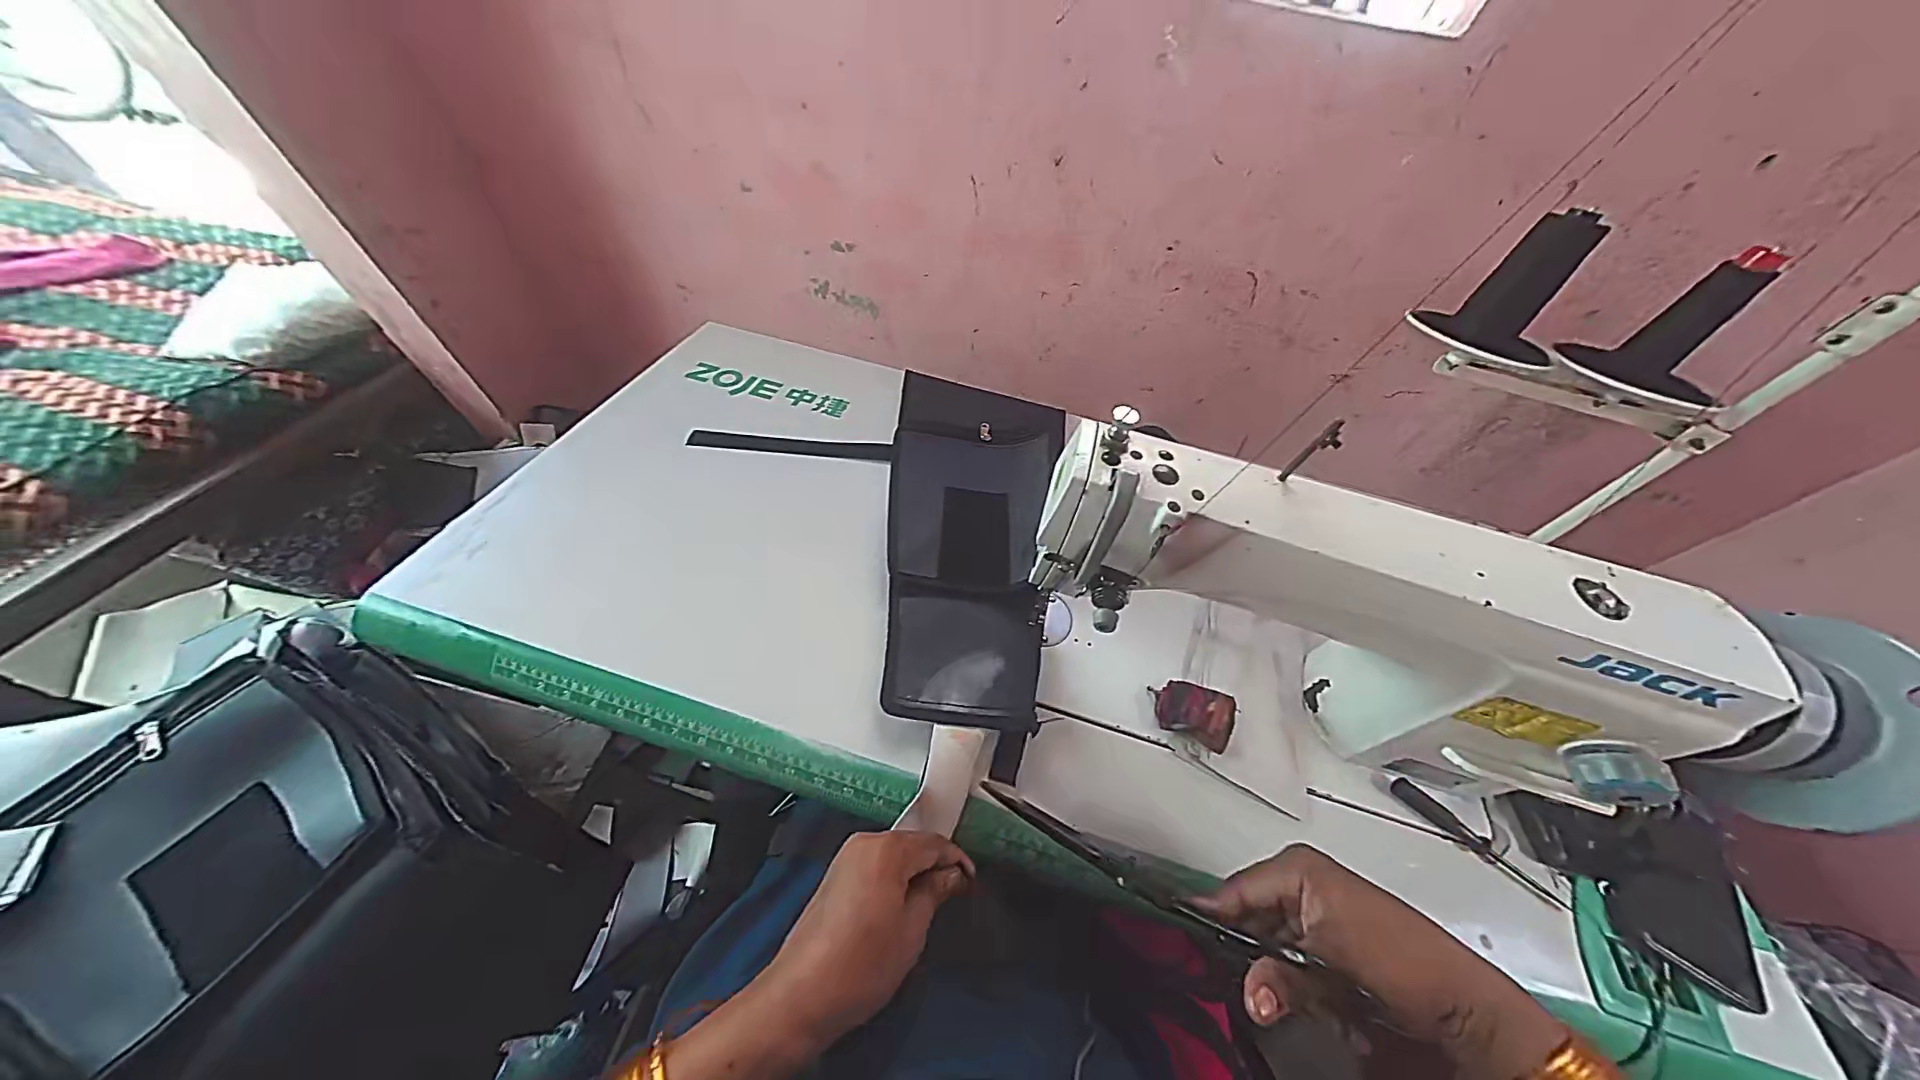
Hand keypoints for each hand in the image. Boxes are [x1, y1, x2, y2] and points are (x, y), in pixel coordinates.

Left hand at [756, 830, 975, 1047]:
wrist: (802, 995)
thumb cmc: (861, 964)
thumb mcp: (912, 929)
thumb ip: (935, 892)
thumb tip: (951, 875)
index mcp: (886, 849)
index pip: (934, 842)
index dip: (957, 859)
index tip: (971, 880)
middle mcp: (864, 843)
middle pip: (912, 844)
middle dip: (934, 864)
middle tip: (955, 891)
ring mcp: (845, 857)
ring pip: (893, 854)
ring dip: (914, 871)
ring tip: (931, 901)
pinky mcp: (835, 875)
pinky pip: (875, 865)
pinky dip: (893, 877)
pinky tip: (900, 904)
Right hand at [1193, 845, 1572, 1078]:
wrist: (1461, 1006)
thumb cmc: (1403, 957)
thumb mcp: (1330, 955)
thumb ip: (1279, 971)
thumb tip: (1248, 991)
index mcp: (1297, 869)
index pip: (1235, 889)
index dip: (1211, 914)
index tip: (1184, 930)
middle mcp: (1302, 888)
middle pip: (1248, 920)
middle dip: (1247, 955)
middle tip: (1250, 984)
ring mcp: (1314, 921)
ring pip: (1267, 949)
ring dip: (1275, 979)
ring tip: (1298, 1000)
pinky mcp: (1326, 952)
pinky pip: (1290, 969)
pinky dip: (1295, 989)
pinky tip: (1315, 1004)